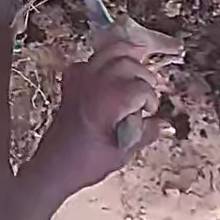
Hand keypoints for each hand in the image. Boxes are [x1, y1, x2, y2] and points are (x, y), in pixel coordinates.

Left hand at [20, 35, 168, 199]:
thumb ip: (146, 133)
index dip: (150, 98)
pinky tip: (112, 73)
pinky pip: (90, 60)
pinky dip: (104, 60)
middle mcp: (94, 84)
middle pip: (127, 62)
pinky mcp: (71, 82)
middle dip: (143, 75)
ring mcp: (80, 79)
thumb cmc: (86, 163)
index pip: (141, 86)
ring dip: (127, 57)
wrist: (53, 167)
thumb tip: (165, 124)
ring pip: (108, 52)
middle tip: (147, 93)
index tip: (150, 112)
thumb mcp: (122, 153)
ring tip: (138, 68)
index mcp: (108, 101)